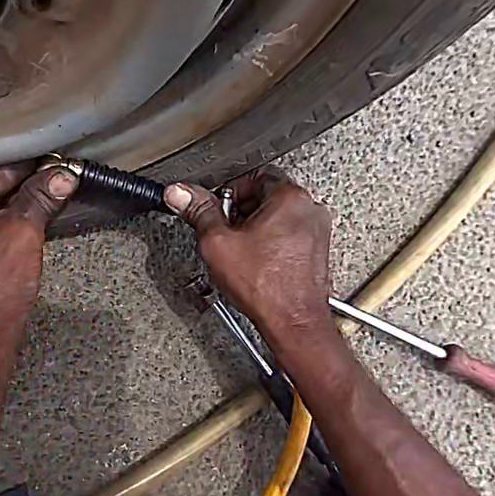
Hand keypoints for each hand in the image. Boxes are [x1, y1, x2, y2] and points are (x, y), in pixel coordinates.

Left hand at [0, 162, 78, 346]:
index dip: (31, 169)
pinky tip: (36, 217)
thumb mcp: (24, 231)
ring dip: (23, 202)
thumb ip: (41, 197)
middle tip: (61, 178)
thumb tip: (61, 174)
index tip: (59, 164)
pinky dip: (13, 218)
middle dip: (28, 185)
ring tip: (53, 196)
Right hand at [165, 170, 337, 352]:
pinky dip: (267, 244)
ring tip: (238, 251)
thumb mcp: (217, 243)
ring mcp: (314, 231)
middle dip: (238, 212)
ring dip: (252, 229)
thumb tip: (180, 193)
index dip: (226, 192)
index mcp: (289, 198)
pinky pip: (285, 236)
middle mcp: (308, 209)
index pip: (252, 175)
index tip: (214, 209)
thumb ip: (198, 212)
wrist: (292, 320)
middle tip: (223, 232)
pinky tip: (254, 263)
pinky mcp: (313, 251)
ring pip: (275, 217)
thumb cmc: (265, 286)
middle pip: (264, 195)